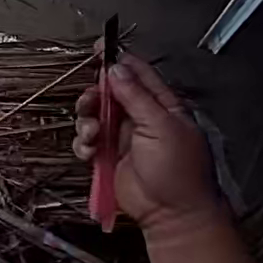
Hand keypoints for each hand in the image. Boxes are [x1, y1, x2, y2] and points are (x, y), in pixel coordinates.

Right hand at [75, 52, 220, 239]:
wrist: (171, 214)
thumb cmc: (177, 170)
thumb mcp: (160, 126)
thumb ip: (135, 96)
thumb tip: (116, 69)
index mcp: (160, 105)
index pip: (137, 73)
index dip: (118, 60)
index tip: (99, 48)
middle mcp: (139, 117)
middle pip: (108, 93)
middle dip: (95, 94)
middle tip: (91, 101)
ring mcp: (122, 138)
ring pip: (93, 116)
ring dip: (87, 121)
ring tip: (93, 134)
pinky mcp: (108, 158)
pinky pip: (88, 143)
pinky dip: (85, 145)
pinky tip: (92, 153)